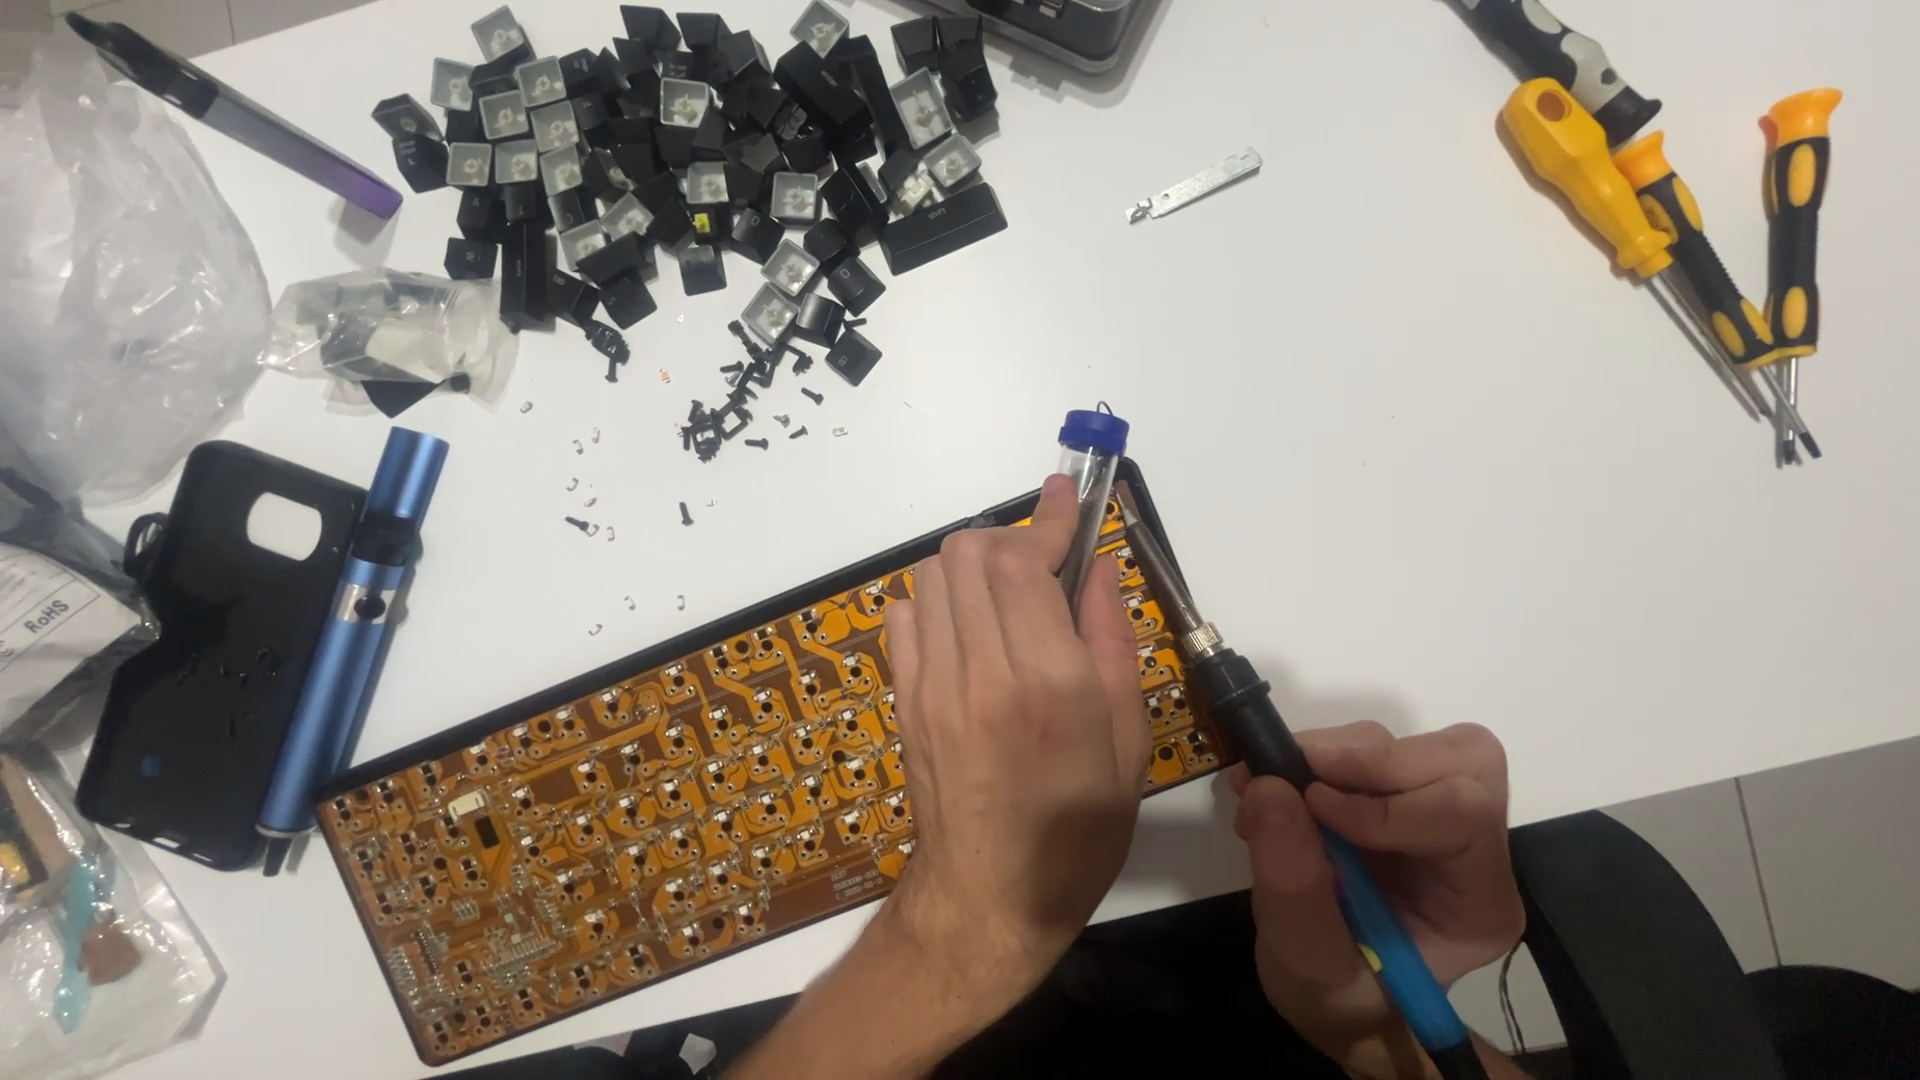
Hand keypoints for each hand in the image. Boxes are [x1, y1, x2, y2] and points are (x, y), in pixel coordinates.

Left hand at [882, 473, 1151, 1010]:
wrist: (989, 897)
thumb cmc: (1079, 830)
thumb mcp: (1127, 744)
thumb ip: (1111, 643)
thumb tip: (1097, 568)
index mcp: (1048, 685)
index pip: (1028, 562)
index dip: (1049, 517)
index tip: (1066, 492)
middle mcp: (980, 672)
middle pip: (971, 553)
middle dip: (1012, 538)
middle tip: (1044, 562)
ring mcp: (930, 684)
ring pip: (934, 574)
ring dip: (974, 565)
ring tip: (1008, 595)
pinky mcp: (904, 698)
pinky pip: (904, 615)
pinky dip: (937, 600)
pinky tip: (967, 627)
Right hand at [1230, 722, 1523, 1079]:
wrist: (1336, 1001)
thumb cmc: (1338, 1000)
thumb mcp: (1310, 965)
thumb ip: (1293, 886)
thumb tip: (1267, 787)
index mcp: (1476, 900)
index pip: (1463, 813)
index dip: (1384, 801)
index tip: (1312, 808)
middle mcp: (1469, 847)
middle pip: (1454, 759)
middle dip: (1367, 758)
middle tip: (1293, 774)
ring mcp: (1427, 812)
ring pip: (1405, 742)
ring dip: (1329, 753)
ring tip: (1268, 791)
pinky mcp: (1386, 793)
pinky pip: (1361, 747)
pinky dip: (1310, 755)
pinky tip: (1275, 791)